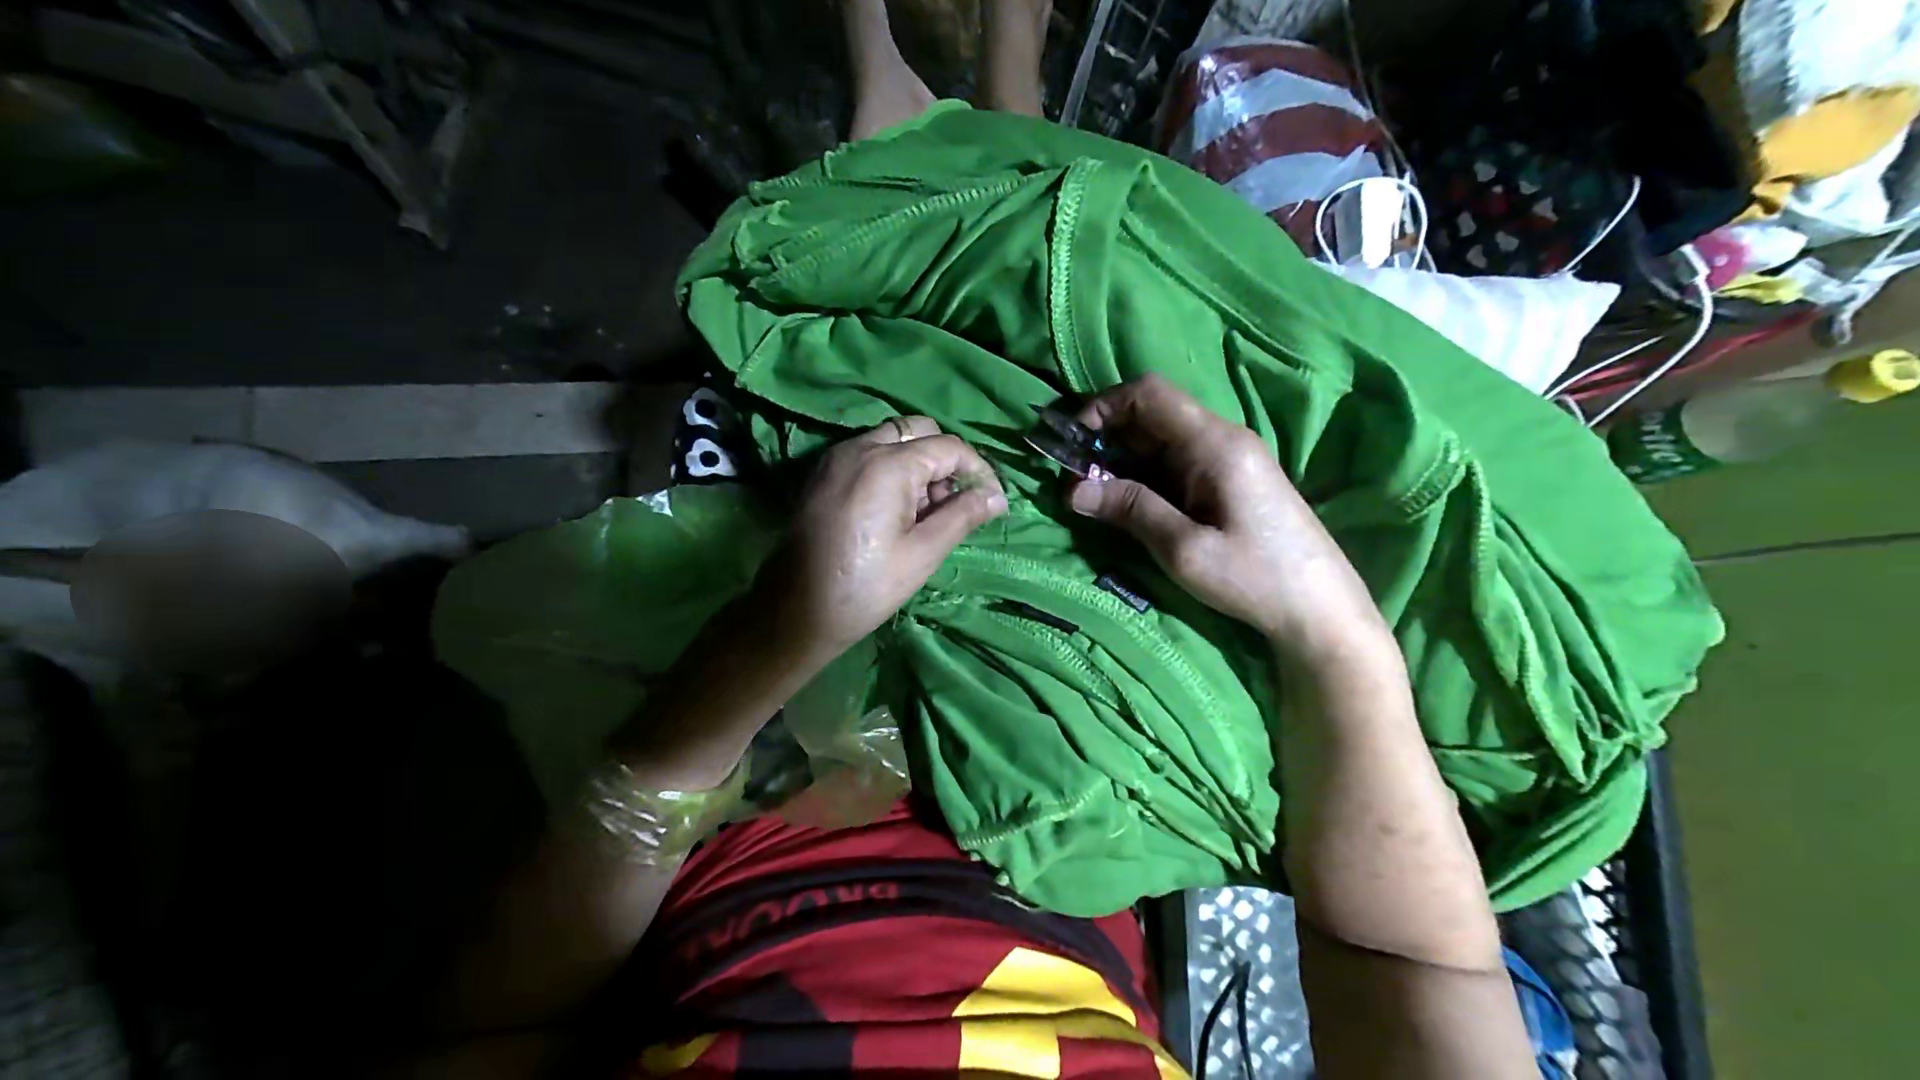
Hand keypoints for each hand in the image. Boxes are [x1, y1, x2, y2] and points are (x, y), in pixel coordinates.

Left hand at [765, 417, 1007, 655]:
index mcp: (886, 464)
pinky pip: (869, 455)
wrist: (795, 611)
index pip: (949, 447)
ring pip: (893, 440)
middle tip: (954, 506)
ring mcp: (837, 458)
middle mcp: (860, 447)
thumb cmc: (866, 587)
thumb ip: (962, 515)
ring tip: (926, 516)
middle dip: (946, 462)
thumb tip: (997, 497)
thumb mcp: (923, 553)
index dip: (978, 471)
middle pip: (919, 431)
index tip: (993, 503)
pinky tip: (897, 513)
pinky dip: (893, 470)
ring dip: (919, 466)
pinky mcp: (825, 474)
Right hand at [1066, 376, 1388, 663]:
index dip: (1104, 406)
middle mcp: (1222, 440)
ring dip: (1121, 462)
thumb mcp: (1184, 549)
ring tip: (1091, 497)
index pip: (1150, 393)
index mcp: (1215, 444)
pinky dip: (1144, 477)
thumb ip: (1130, 510)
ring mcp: (1229, 460)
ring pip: (1160, 442)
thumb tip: (1072, 490)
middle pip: (1152, 416)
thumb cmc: (1255, 578)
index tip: (1073, 441)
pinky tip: (1127, 506)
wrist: (1320, 611)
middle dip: (1105, 439)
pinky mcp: (1230, 482)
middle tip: (1072, 479)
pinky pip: (1176, 464)